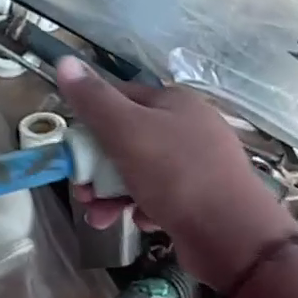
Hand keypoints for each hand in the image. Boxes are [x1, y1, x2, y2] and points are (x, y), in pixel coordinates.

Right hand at [56, 56, 297, 289]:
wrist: (233, 236)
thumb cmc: (176, 176)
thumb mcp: (126, 132)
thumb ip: (93, 100)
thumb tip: (64, 61)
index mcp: (173, 103)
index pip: (119, 98)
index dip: (90, 122)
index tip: (71, 150)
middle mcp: (188, 128)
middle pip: (126, 140)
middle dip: (97, 169)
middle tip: (82, 192)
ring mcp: (196, 164)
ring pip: (139, 172)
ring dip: (112, 195)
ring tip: (100, 218)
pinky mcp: (199, 198)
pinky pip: (159, 196)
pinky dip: (142, 208)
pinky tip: (141, 222)